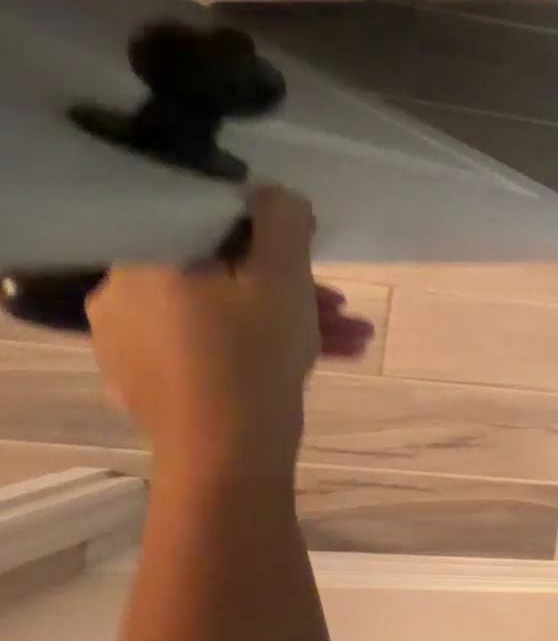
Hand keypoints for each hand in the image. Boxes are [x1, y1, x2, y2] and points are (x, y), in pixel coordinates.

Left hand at [85, 187, 371, 463]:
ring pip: (226, 313)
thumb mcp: (284, 275)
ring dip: (292, 319)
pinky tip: (313, 359)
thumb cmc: (255, 351)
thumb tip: (276, 193)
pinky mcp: (149, 380)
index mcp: (146, 265)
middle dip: (294, 288)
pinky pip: (214, 346)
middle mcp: (122, 298)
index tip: (309, 257)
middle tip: (344, 308)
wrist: (227, 447)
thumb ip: (282, 221)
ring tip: (351, 339)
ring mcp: (131, 344)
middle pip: (223, 274)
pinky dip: (263, 345)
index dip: (267, 235)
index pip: (207, 226)